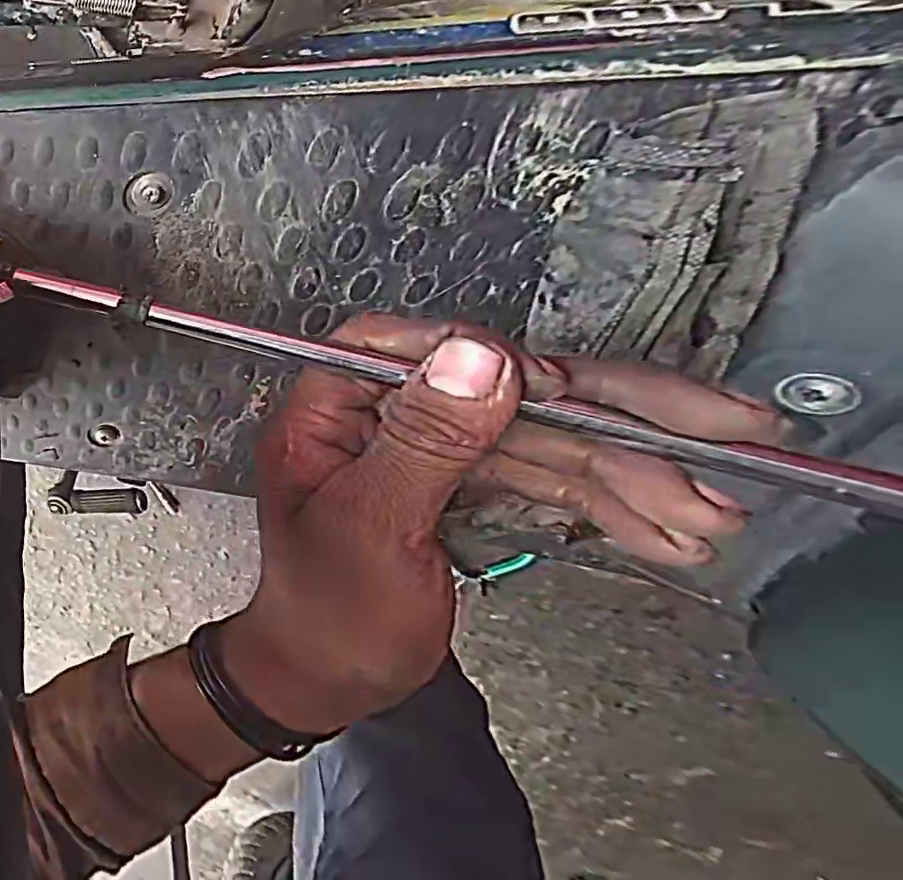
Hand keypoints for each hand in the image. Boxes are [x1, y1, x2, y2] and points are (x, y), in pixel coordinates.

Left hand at [220, 315, 786, 734]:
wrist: (329, 673)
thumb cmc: (325, 610)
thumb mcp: (374, 521)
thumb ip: (423, 440)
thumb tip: (471, 358)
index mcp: (321, 420)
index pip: (389, 349)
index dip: (472, 353)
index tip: (552, 381)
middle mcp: (366, 428)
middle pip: (479, 391)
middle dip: (591, 416)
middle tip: (702, 427)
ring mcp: (413, 457)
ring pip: (519, 436)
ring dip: (615, 469)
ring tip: (698, 507)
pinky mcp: (449, 488)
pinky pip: (525, 477)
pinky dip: (593, 498)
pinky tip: (655, 522)